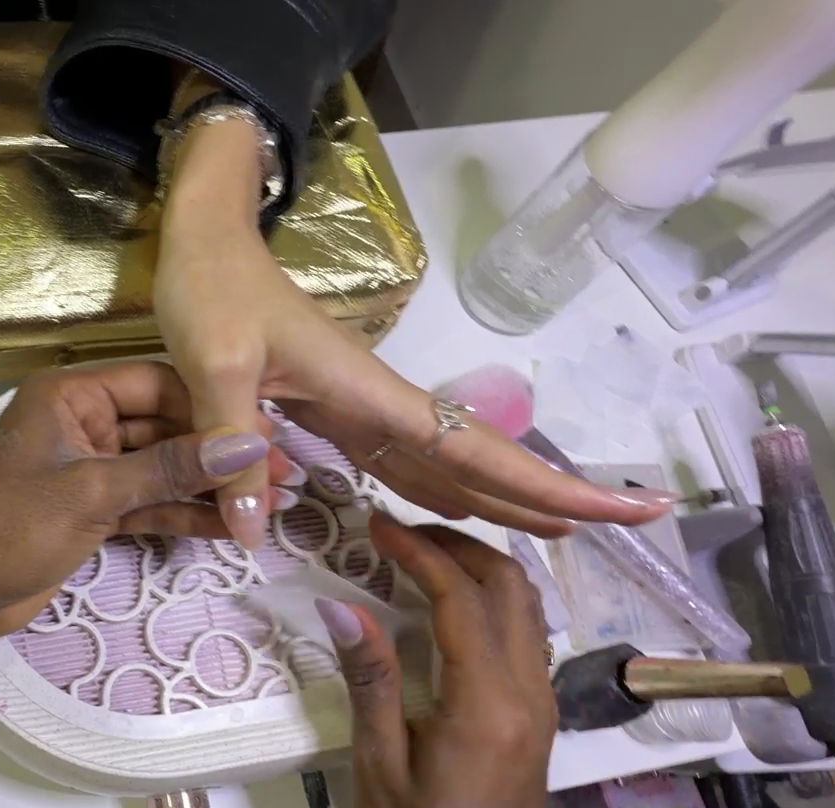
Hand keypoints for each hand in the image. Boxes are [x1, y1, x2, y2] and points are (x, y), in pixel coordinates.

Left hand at [0, 362, 266, 673]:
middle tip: (284, 471)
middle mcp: (81, 422)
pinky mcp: (93, 509)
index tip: (270, 428)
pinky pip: (146, 502)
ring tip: (275, 501)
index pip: (156, 384)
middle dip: (219, 454)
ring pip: (160, 469)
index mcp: (70, 395)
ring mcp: (89, 468)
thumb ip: (170, 468)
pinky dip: (182, 514)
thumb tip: (248, 446)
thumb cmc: (11, 530)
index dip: (212, 408)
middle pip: (164, 428)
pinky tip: (230, 527)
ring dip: (209, 488)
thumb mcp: (93, 493)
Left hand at [154, 114, 674, 546]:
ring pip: (436, 459)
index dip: (546, 484)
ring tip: (547, 531)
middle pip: (472, 456)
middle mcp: (376, 399)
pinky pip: (391, 455)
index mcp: (368, 390)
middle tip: (611, 530)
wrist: (205, 244)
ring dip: (492, 494)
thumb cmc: (212, 292)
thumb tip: (254, 536)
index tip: (628, 509)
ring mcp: (355, 403)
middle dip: (538, 494)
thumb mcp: (215, 367)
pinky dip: (428, 484)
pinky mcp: (328, 406)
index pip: (475, 446)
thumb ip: (232, 446)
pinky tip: (445, 503)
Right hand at [315, 516, 554, 807]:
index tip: (376, 525)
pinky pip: (523, 630)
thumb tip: (342, 603)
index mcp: (487, 704)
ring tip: (417, 552)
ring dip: (477, 564)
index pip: (461, 598)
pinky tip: (446, 598)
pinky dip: (488, 595)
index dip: (419, 552)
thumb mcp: (379, 766)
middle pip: (508, 586)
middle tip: (396, 530)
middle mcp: (528, 691)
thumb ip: (370, 680)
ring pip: (524, 604)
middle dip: (455, 544)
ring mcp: (541, 700)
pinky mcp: (537, 710)